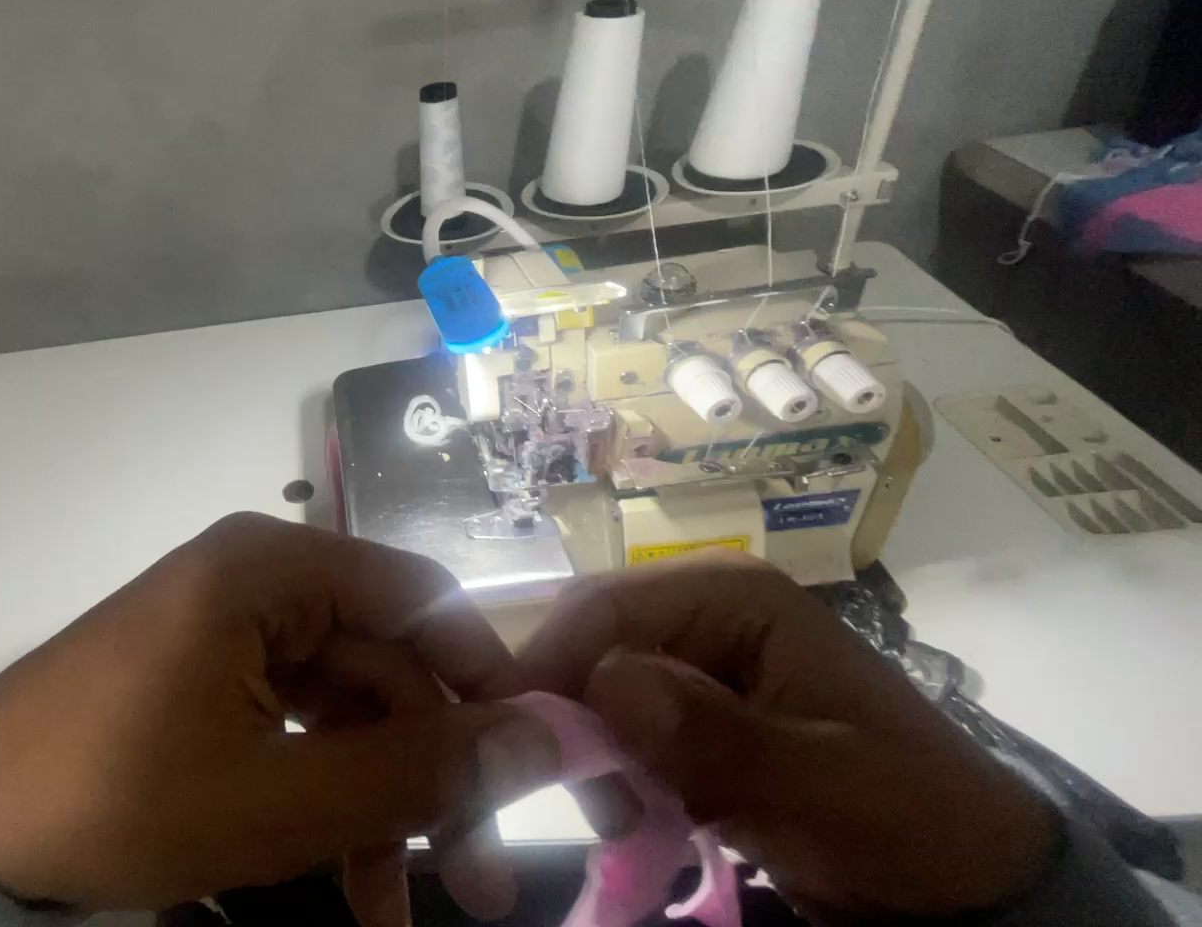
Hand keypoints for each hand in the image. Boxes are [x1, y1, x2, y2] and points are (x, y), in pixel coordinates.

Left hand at [0, 513, 562, 925]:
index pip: (420, 600)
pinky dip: (328, 793)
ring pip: (346, 706)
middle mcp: (260, 580)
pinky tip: (349, 879)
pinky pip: (298, 723)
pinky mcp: (213, 672)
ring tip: (400, 906)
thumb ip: (417, 770)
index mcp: (273, 569)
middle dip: (431, 770)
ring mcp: (234, 626)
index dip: (484, 679)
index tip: (531, 768)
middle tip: (475, 880)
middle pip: (385, 661)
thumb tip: (540, 740)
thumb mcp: (282, 799)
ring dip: (380, 800)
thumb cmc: (124, 794)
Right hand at [517, 554, 1056, 917]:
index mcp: (728, 594)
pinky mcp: (679, 705)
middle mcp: (694, 609)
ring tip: (628, 820)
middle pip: (585, 641)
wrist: (963, 884)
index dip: (550, 660)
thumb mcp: (831, 789)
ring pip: (586, 685)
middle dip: (572, 716)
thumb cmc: (912, 820)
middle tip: (590, 800)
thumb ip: (722, 738)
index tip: (514, 735)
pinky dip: (611, 771)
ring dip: (591, 753)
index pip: (604, 605)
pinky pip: (609, 723)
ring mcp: (685, 657)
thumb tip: (610, 685)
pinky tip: (643, 813)